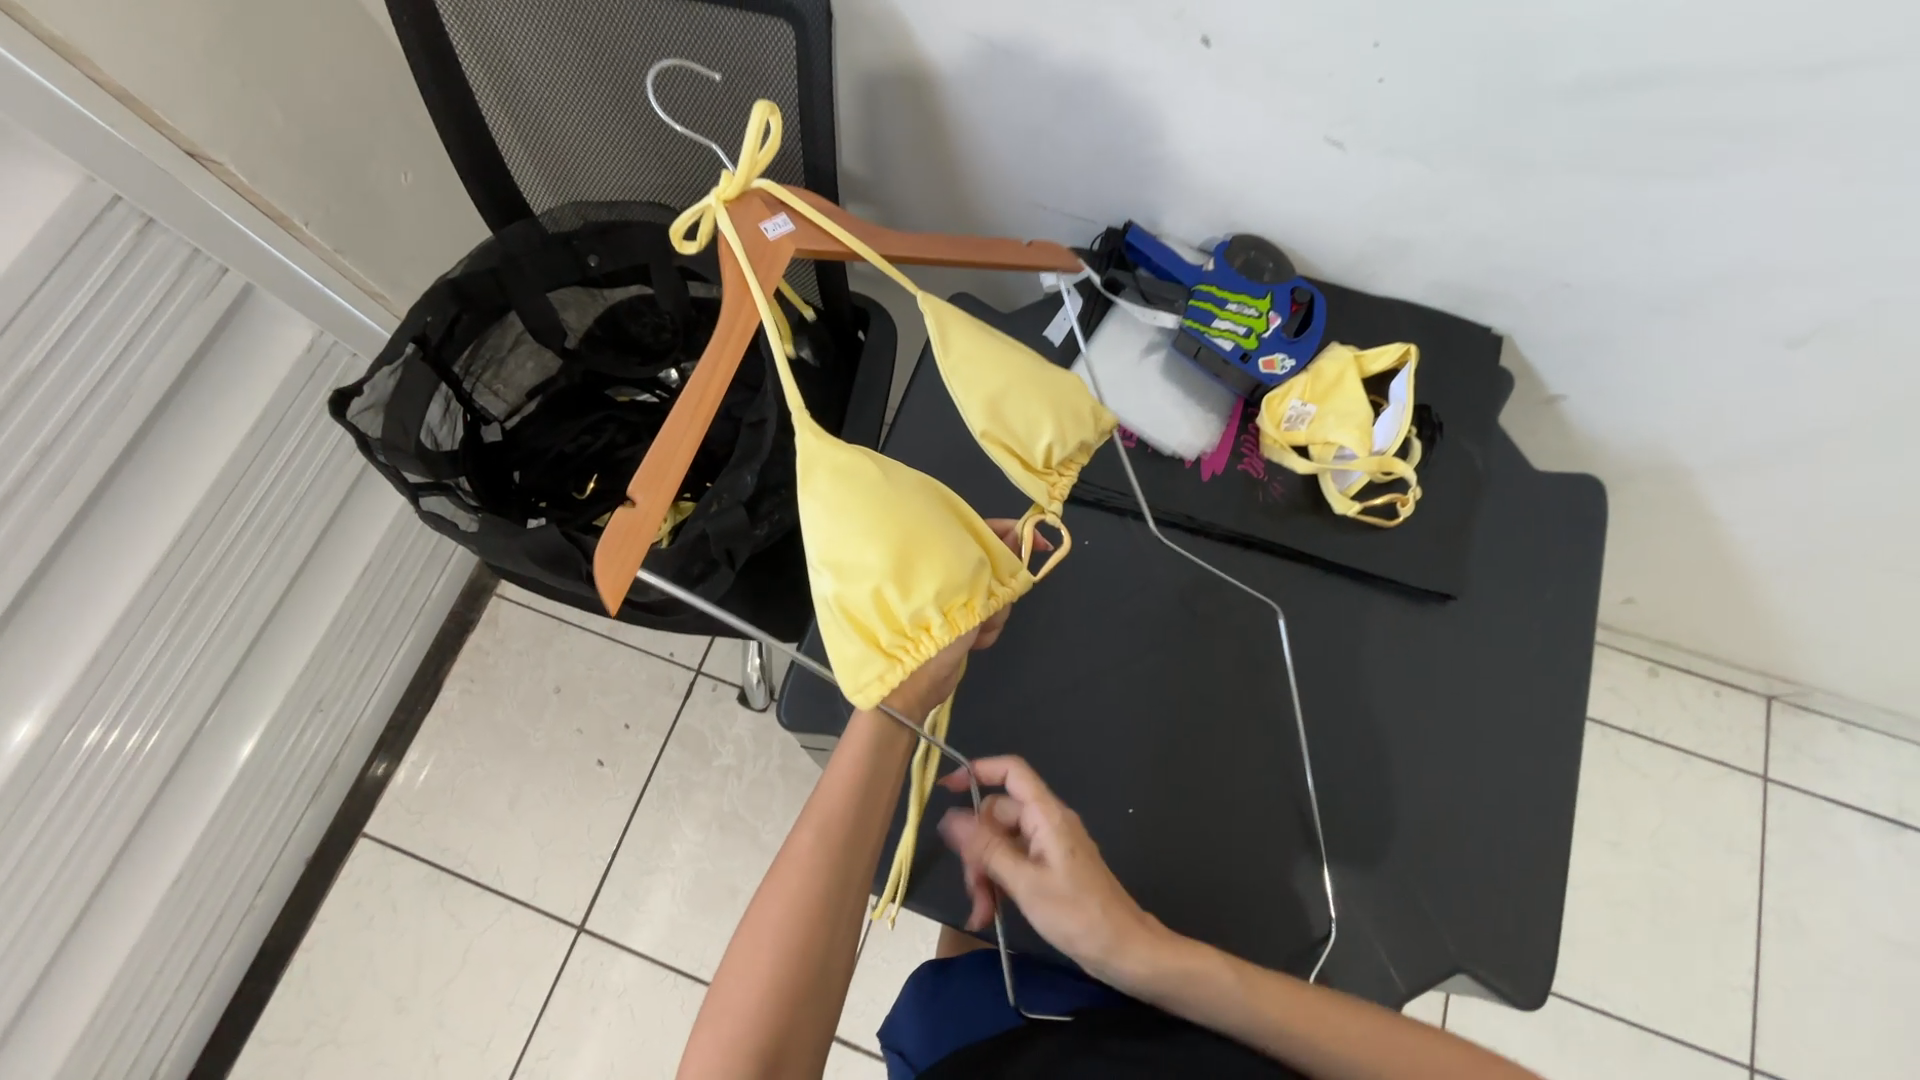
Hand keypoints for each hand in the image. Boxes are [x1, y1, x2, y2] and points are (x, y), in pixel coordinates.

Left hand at [880, 519, 1048, 718]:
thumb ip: (994, 563)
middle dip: (1001, 590)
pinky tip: (973, 644)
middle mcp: (949, 572)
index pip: (984, 531)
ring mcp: (956, 599)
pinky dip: (987, 632)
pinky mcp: (962, 622)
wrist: (914, 680)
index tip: (1042, 542)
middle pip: (997, 568)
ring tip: (975, 632)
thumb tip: (1019, 536)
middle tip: (989, 608)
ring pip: (998, 596)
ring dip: (993, 616)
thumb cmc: (933, 628)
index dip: (1015, 533)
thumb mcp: (968, 589)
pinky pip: (991, 618)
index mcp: (941, 553)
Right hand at [937, 756, 1162, 984]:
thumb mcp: (1025, 883)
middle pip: (997, 816)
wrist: (1124, 951)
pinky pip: (1012, 864)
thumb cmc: (1079, 915)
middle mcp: (1046, 823)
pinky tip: (988, 915)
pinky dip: (997, 885)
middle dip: (976, 849)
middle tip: (972, 888)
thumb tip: (951, 817)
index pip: (1012, 772)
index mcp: (1047, 815)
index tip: (946, 790)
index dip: (978, 771)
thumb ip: (987, 848)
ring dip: (984, 874)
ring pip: (1000, 844)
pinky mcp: (1047, 870)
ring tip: (982, 912)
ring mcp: (1047, 847)